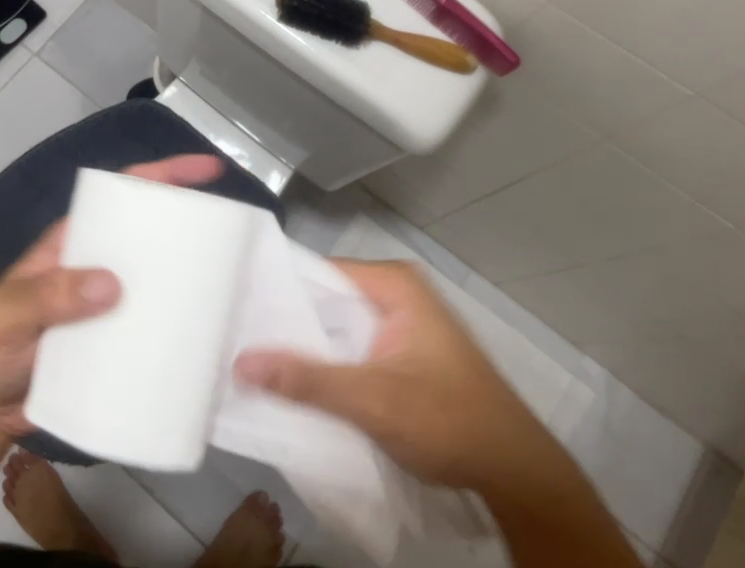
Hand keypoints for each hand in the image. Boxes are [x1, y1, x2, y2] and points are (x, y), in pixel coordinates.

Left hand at [0, 154, 224, 434]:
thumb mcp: (7, 314)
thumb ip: (48, 296)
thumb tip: (114, 283)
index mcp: (73, 244)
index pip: (121, 196)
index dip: (163, 176)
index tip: (209, 171)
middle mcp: (97, 268)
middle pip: (151, 238)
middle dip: (192, 231)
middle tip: (237, 241)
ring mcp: (108, 310)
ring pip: (160, 285)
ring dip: (194, 285)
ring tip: (236, 294)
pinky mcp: (116, 347)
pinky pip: (156, 331)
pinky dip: (182, 332)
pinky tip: (212, 345)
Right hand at [233, 259, 561, 490]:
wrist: (514, 472)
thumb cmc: (451, 421)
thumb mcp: (374, 400)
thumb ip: (308, 381)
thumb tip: (241, 363)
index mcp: (393, 284)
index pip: (317, 271)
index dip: (275, 289)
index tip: (231, 307)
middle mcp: (394, 294)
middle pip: (323, 300)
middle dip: (284, 323)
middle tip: (230, 338)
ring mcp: (398, 325)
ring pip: (334, 328)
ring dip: (302, 349)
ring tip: (248, 360)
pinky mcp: (399, 355)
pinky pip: (348, 350)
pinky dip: (323, 366)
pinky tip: (290, 384)